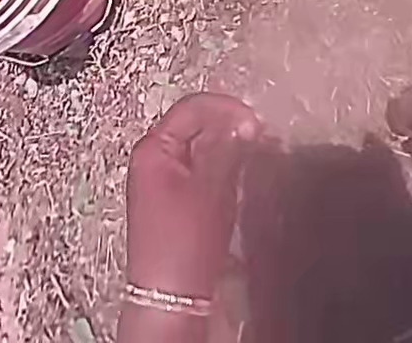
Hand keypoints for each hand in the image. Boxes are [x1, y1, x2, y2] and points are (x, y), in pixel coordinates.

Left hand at [126, 93, 260, 298]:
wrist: (174, 301)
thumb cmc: (181, 248)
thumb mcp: (210, 187)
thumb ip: (226, 147)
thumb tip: (242, 121)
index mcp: (153, 150)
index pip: (192, 109)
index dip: (226, 109)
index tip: (252, 121)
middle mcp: (156, 161)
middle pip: (198, 126)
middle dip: (230, 128)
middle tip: (258, 135)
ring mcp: (168, 182)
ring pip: (205, 149)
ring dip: (232, 148)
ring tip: (257, 152)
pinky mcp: (181, 201)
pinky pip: (207, 170)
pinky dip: (227, 168)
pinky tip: (245, 175)